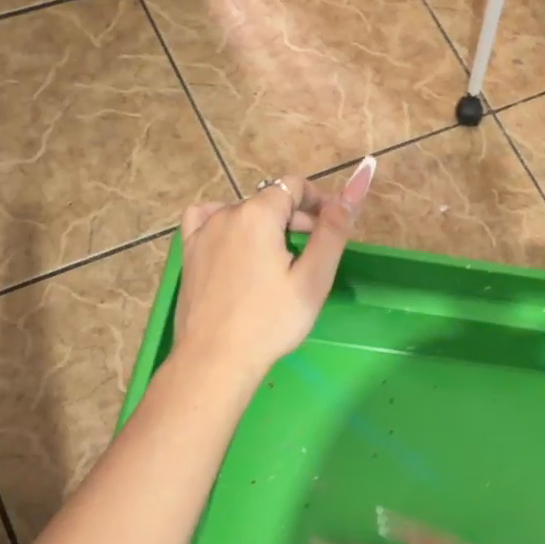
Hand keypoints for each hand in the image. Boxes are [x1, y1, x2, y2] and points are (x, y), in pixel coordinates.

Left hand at [172, 160, 372, 375]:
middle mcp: (226, 214)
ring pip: (242, 213)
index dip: (318, 202)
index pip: (294, 186)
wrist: (216, 358)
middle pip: (269, 200)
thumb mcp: (313, 277)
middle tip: (312, 254)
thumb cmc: (271, 321)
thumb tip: (355, 185)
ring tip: (280, 261)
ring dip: (266, 226)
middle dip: (295, 217)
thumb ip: (333, 230)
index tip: (330, 228)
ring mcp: (202, 233)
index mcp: (258, 215)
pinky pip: (208, 221)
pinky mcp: (189, 253)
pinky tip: (238, 247)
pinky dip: (229, 226)